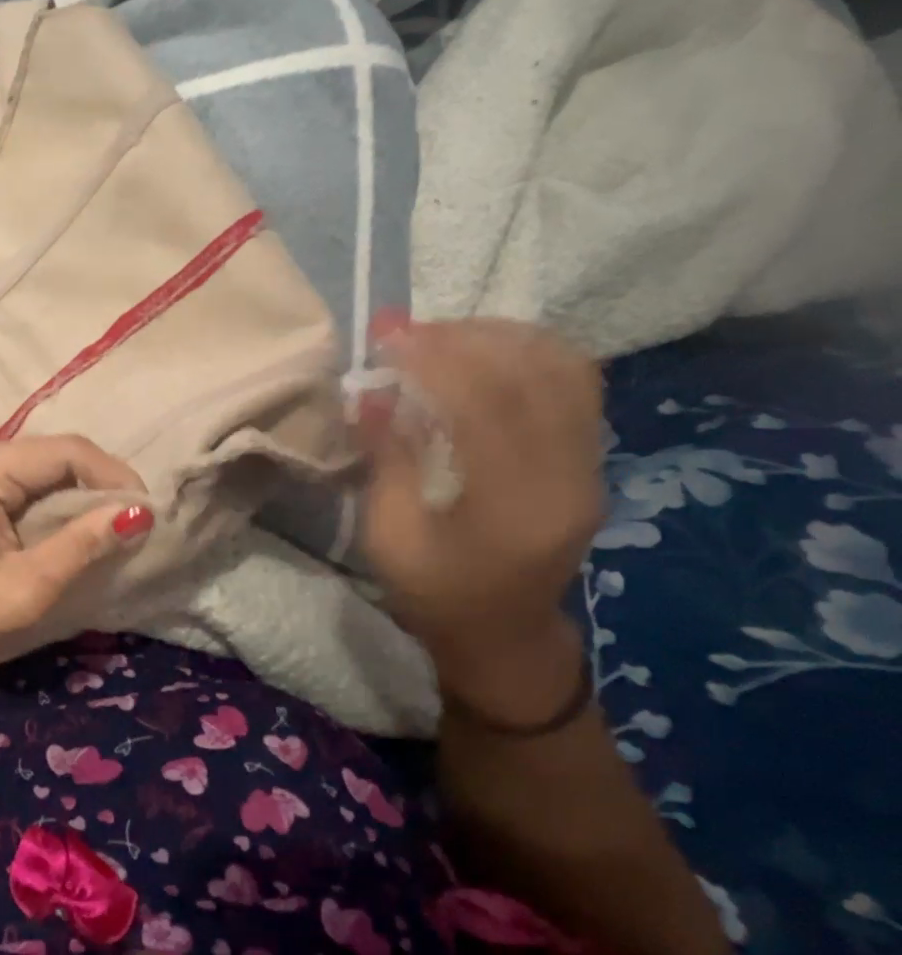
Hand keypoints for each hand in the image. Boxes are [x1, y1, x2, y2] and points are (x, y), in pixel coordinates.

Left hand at [0, 433, 153, 685]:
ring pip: (36, 462)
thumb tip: (141, 512)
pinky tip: (66, 520)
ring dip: (73, 489)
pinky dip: (45, 494)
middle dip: (95, 483)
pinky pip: (16, 473)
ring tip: (107, 523)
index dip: (113, 475)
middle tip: (132, 520)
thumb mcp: (28, 587)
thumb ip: (83, 544)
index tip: (148, 509)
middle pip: (50, 453)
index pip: (65, 451)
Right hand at [357, 317, 603, 714]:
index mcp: (514, 506)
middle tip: (406, 330)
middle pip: (531, 375)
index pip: (486, 404)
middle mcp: (568, 477)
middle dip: (464, 339)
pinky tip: (485, 352)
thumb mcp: (389, 535)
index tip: (387, 337)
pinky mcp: (592, 457)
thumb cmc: (434, 591)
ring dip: (501, 338)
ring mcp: (590, 464)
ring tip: (444, 336)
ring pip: (563, 368)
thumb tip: (372, 392)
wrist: (503, 633)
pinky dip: (529, 353)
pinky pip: (574, 383)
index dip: (436, 359)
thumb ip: (387, 458)